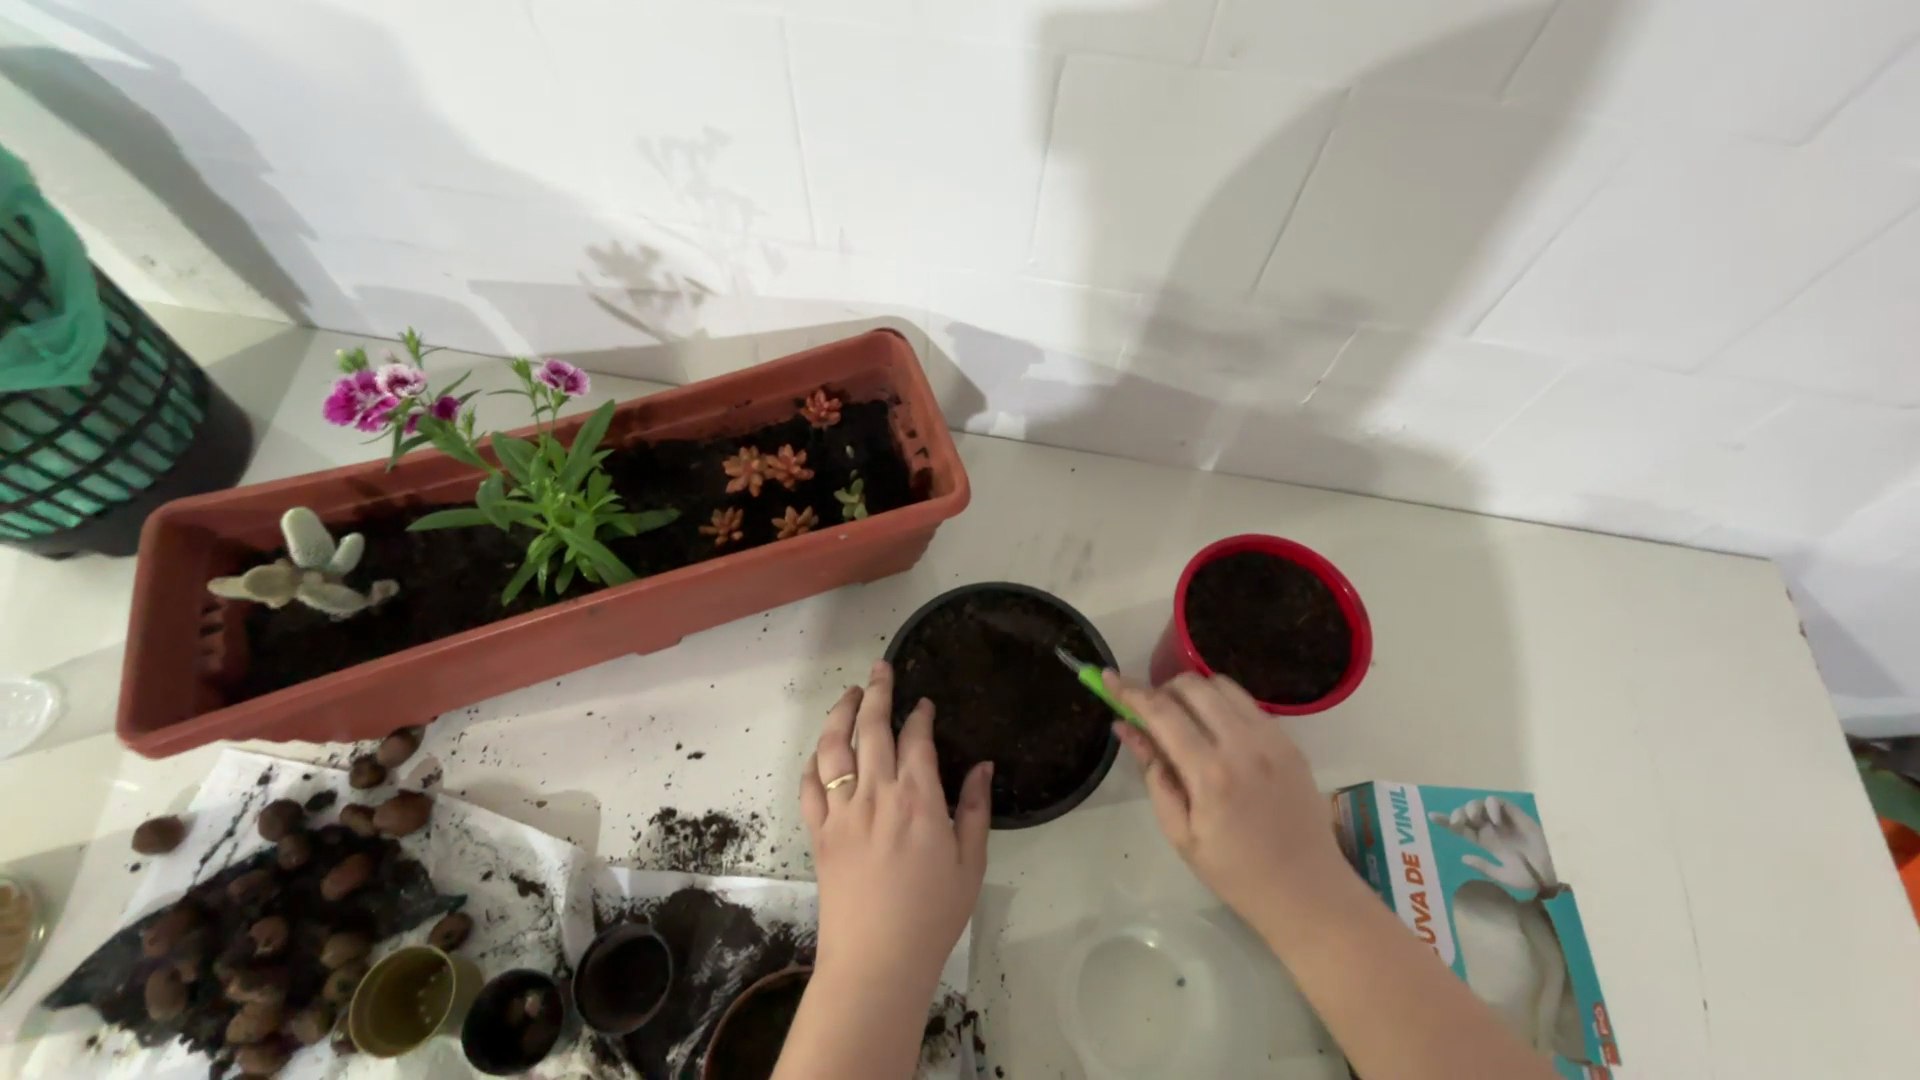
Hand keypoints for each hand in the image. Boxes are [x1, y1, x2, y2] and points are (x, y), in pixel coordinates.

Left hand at [800, 660, 991, 993]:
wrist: (876, 962)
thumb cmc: (932, 914)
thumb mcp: (970, 863)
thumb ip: (974, 808)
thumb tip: (983, 765)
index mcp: (918, 799)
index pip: (915, 738)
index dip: (919, 714)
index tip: (923, 703)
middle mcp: (876, 794)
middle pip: (872, 728)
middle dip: (877, 692)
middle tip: (880, 668)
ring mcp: (841, 811)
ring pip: (833, 747)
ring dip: (840, 713)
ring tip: (849, 694)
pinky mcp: (819, 832)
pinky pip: (809, 785)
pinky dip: (813, 761)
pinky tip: (821, 750)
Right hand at [1110, 672, 1345, 922]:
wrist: (1308, 891)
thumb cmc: (1234, 872)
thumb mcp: (1180, 832)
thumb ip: (1153, 774)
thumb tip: (1126, 728)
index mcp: (1211, 773)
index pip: (1161, 712)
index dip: (1129, 691)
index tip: (1107, 678)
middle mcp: (1244, 744)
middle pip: (1192, 686)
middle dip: (1161, 689)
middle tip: (1149, 714)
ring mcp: (1273, 739)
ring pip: (1222, 685)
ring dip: (1193, 692)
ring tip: (1182, 720)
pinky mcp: (1291, 742)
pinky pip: (1248, 704)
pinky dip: (1222, 705)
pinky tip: (1216, 733)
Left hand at [1428, 797, 1557, 895]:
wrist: (1554, 873)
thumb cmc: (1531, 876)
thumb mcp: (1505, 877)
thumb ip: (1485, 868)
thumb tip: (1463, 856)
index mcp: (1484, 842)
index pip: (1459, 829)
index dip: (1445, 821)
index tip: (1431, 816)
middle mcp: (1489, 829)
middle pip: (1464, 813)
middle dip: (1456, 814)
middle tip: (1458, 824)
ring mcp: (1501, 821)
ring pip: (1476, 804)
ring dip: (1471, 809)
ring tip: (1476, 821)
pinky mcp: (1514, 814)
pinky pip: (1495, 801)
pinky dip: (1491, 807)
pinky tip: (1496, 820)